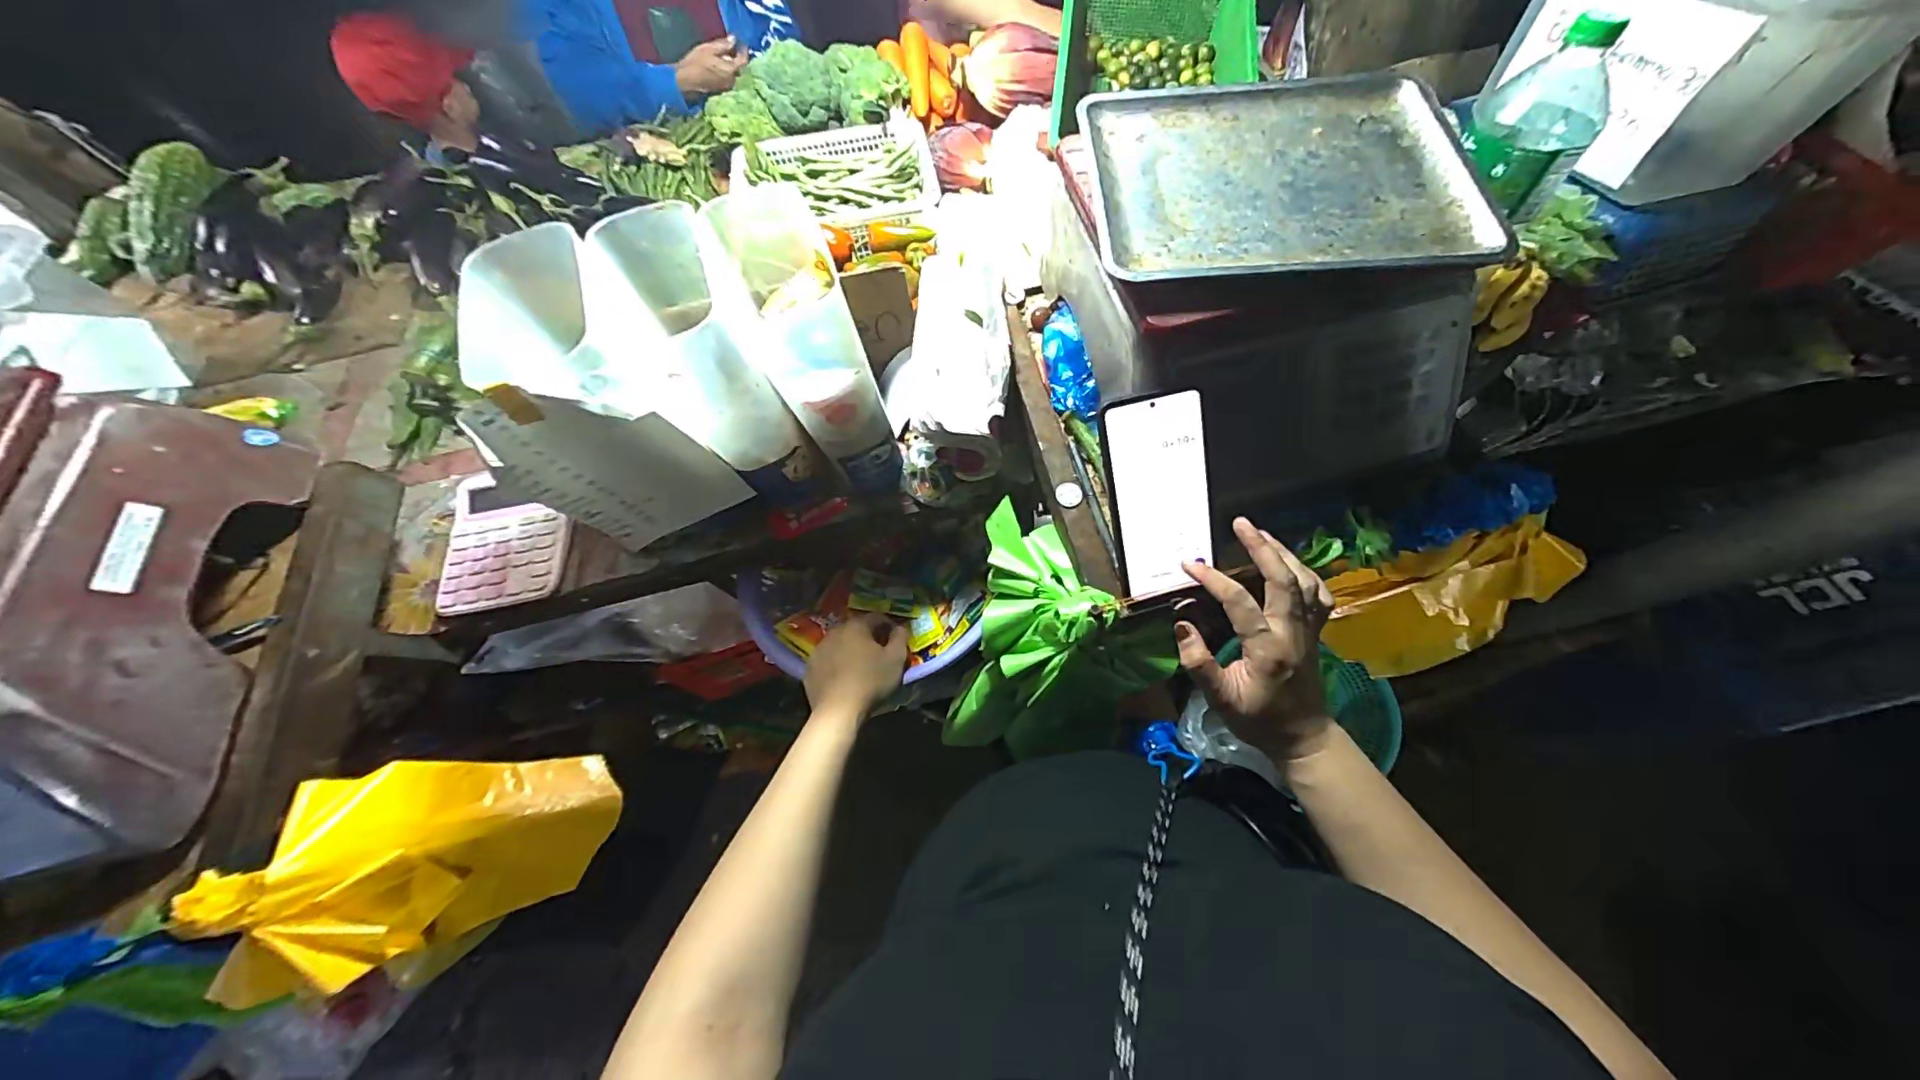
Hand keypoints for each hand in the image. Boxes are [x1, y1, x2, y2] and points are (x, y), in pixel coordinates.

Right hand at [675, 37, 745, 97]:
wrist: (686, 81)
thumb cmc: (696, 63)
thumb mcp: (709, 49)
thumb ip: (723, 45)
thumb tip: (734, 39)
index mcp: (731, 69)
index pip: (744, 60)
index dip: (744, 50)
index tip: (741, 43)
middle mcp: (733, 80)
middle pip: (739, 68)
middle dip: (736, 58)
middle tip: (731, 49)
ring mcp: (727, 87)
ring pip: (733, 74)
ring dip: (730, 66)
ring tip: (723, 57)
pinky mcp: (721, 90)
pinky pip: (727, 79)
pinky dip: (726, 72)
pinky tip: (718, 67)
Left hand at [804, 613, 909, 718]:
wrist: (837, 710)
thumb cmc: (871, 681)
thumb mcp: (895, 659)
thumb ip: (900, 639)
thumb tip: (899, 628)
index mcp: (856, 626)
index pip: (876, 617)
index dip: (889, 625)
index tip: (896, 638)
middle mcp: (835, 632)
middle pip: (856, 629)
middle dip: (868, 637)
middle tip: (879, 651)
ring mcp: (819, 649)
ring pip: (840, 643)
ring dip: (851, 649)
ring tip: (860, 665)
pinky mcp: (810, 667)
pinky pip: (828, 659)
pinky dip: (837, 663)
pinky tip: (844, 677)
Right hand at [1175, 517, 1335, 761]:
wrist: (1303, 737)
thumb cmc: (1258, 720)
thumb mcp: (1220, 699)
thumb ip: (1199, 663)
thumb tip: (1181, 626)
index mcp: (1267, 649)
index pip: (1240, 603)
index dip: (1213, 579)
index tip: (1189, 565)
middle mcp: (1293, 633)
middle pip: (1283, 579)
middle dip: (1262, 547)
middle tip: (1241, 524)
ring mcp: (1309, 631)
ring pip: (1304, 581)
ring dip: (1283, 553)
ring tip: (1261, 534)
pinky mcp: (1316, 632)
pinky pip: (1318, 594)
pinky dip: (1305, 572)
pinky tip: (1289, 563)